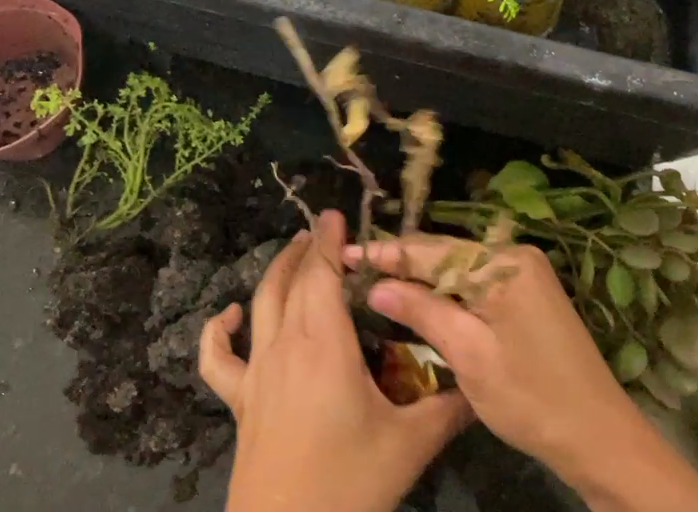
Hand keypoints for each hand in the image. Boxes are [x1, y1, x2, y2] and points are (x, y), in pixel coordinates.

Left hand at [199, 210, 471, 511]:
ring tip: (294, 251)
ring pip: (260, 304)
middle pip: (293, 281)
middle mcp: (286, 345)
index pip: (323, 274)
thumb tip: (480, 383)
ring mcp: (256, 372)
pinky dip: (218, 330)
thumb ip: (448, 409)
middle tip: (327, 230)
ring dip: (276, 272)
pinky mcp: (239, 401)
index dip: (331, 241)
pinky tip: (230, 316)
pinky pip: (217, 358)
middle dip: (310, 249)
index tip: (338, 214)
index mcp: (325, 344)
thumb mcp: (409, 445)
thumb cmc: (349, 483)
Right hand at [345, 236, 697, 511]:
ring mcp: (526, 276)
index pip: (432, 251)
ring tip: (377, 279)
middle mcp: (516, 257)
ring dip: (423, 277)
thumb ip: (422, 311)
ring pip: (461, 269)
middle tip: (355, 267)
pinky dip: (448, 292)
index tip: (347, 253)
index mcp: (504, 264)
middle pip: (447, 254)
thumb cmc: (531, 397)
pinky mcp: (530, 296)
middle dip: (402, 262)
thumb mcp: (469, 355)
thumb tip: (377, 285)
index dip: (387, 253)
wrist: (598, 435)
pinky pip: (478, 284)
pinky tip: (421, 298)